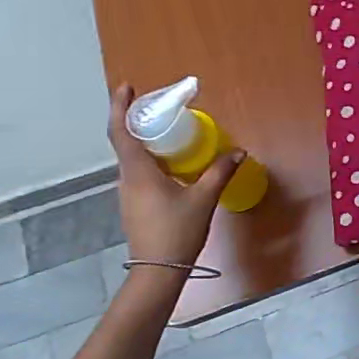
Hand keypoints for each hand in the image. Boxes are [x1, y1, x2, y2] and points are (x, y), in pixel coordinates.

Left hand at [107, 83, 242, 266]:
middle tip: (159, 109)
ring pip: (132, 160)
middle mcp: (127, 179)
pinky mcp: (134, 207)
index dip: (120, 106)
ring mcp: (127, 195)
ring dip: (145, 143)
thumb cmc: (177, 232)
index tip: (126, 87)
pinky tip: (170, 168)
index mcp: (138, 171)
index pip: (120, 130)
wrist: (158, 271)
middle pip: (125, 142)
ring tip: (167, 135)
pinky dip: (150, 162)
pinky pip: (138, 175)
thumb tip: (238, 152)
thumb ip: (219, 173)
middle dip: (138, 122)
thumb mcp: (203, 200)